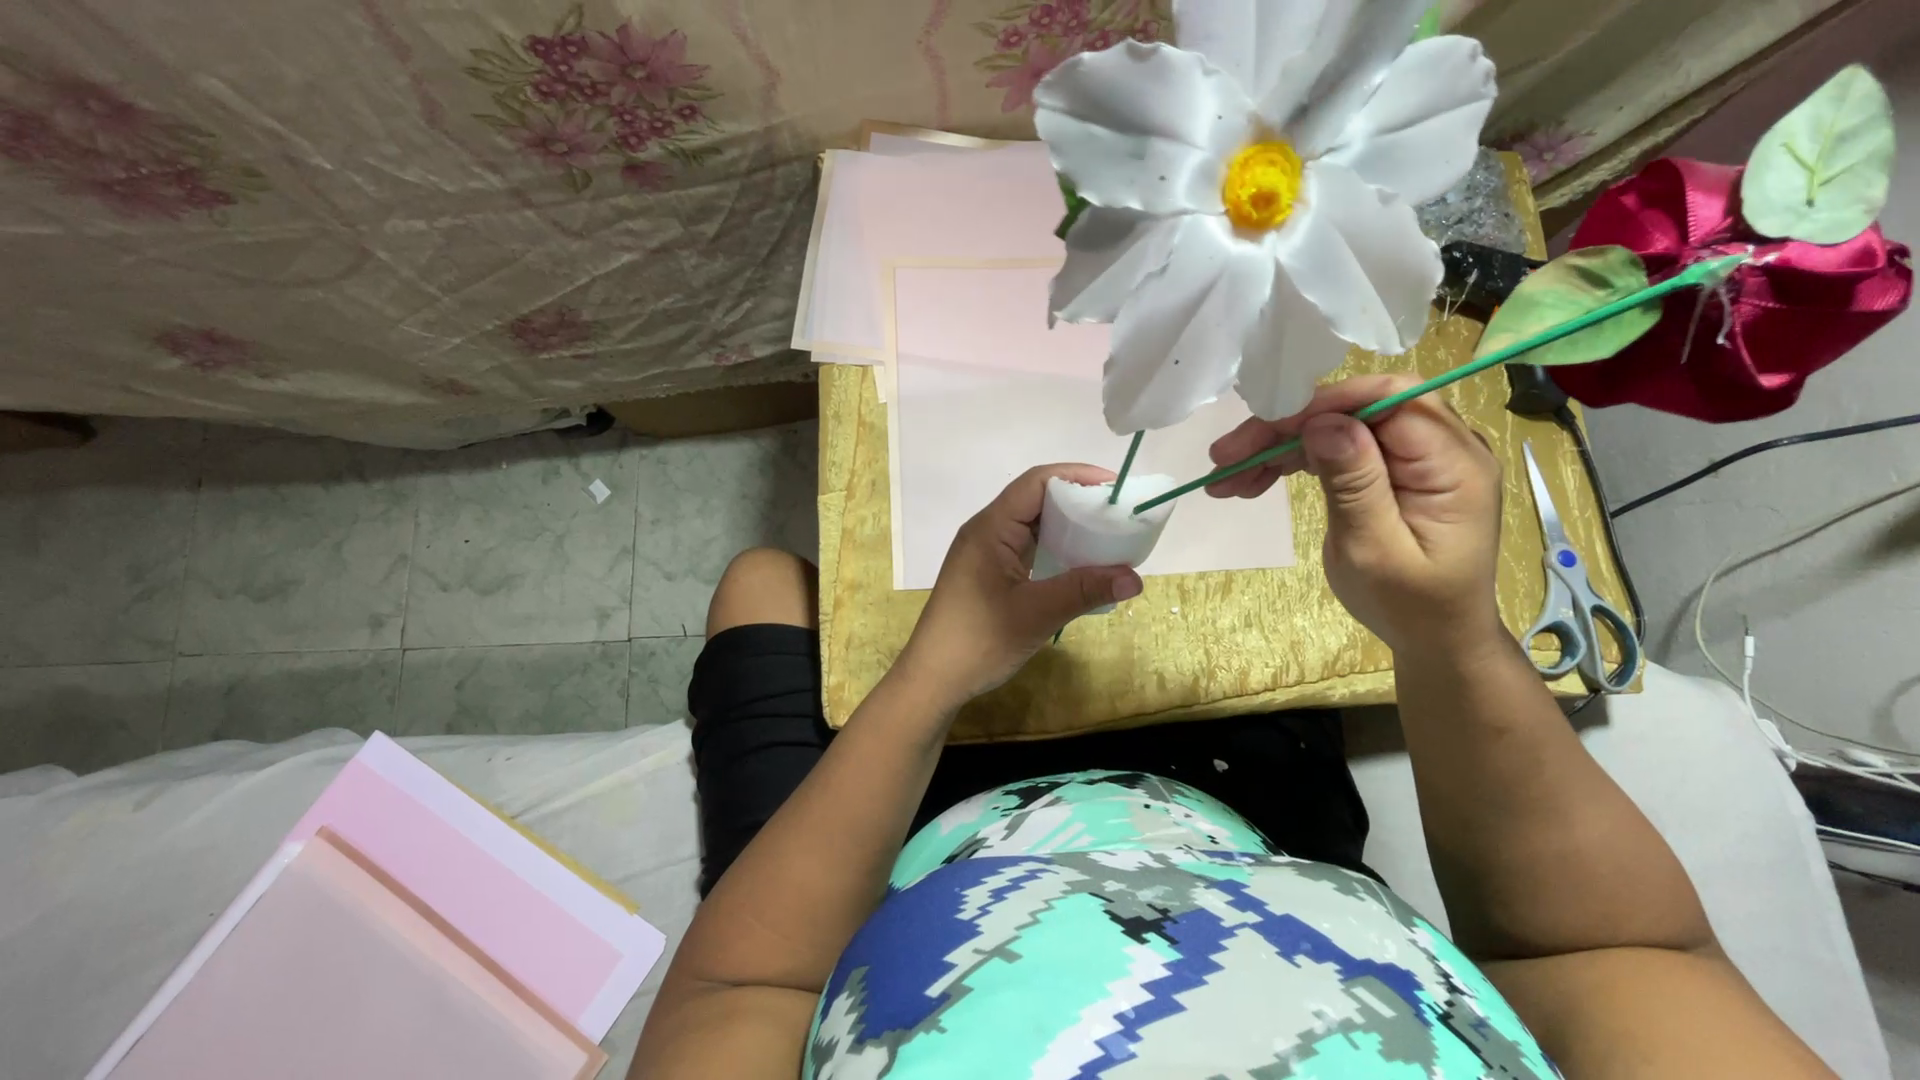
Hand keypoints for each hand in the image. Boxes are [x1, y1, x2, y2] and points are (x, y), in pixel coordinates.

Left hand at [897, 464, 1144, 706]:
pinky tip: (1083, 567)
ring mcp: (987, 554)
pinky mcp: (990, 574)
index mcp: (990, 529)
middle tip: (1120, 515)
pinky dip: (1056, 551)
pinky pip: (1028, 549)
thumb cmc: (978, 641)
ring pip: (1033, 527)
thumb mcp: (1036, 614)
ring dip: (1069, 529)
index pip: (1036, 483)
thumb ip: (1084, 591)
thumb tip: (1134, 578)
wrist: (933, 679)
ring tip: (1110, 537)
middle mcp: (987, 532)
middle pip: (1036, 501)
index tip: (1115, 488)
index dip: (1076, 477)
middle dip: (1079, 502)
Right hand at [1208, 376, 1503, 654]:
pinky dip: (1292, 461)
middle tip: (1225, 456)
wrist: (1435, 639)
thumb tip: (1322, 424)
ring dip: (1279, 446)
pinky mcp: (1387, 470)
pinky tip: (1253, 479)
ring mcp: (1412, 457)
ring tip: (1227, 476)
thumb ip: (1354, 484)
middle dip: (1287, 426)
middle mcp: (1438, 446)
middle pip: (1355, 409)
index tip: (1266, 427)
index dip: (1326, 403)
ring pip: (1336, 427)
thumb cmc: (1411, 606)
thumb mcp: (1376, 551)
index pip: (1390, 400)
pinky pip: (1335, 449)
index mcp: (1453, 462)